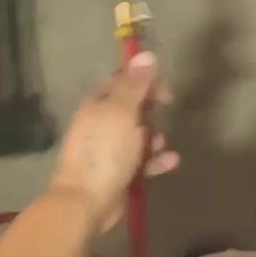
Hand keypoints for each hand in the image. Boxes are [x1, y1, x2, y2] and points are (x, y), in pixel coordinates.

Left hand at [48, 51, 178, 230]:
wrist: (85, 201)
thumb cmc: (104, 151)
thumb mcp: (122, 112)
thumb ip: (135, 84)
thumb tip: (146, 54)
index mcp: (99, 104)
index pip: (125, 81)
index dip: (147, 82)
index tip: (165, 93)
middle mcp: (103, 122)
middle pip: (134, 107)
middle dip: (152, 111)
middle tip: (162, 117)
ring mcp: (110, 149)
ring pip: (140, 135)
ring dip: (155, 138)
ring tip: (159, 146)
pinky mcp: (119, 172)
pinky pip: (143, 160)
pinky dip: (157, 160)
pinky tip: (170, 162)